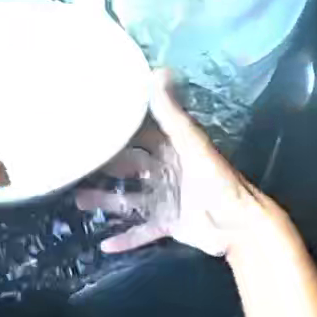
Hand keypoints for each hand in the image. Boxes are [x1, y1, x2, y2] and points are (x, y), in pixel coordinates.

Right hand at [76, 72, 284, 257]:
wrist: (239, 225)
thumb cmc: (217, 181)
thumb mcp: (192, 144)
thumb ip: (171, 114)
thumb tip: (156, 72)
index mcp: (173, 150)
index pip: (141, 135)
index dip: (119, 130)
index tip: (92, 124)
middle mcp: (166, 173)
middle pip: (129, 169)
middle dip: (106, 168)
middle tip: (76, 165)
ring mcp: (166, 200)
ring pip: (129, 200)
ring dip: (106, 201)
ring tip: (78, 201)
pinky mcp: (168, 225)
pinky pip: (142, 231)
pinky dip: (126, 239)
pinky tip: (105, 244)